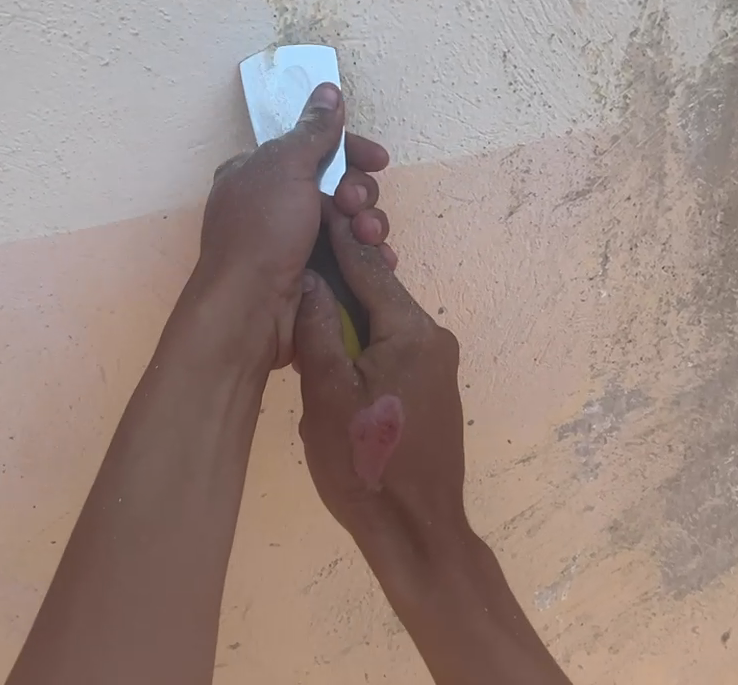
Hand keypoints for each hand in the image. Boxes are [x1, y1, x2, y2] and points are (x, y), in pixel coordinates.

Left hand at [187, 83, 393, 371]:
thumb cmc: (262, 231)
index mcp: (259, 172)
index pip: (313, 147)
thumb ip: (313, 129)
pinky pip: (351, 255)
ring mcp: (294, 242)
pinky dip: (368, 254)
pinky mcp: (313, 273)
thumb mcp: (286, 167)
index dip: (348, 150)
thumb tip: (327, 88)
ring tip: (368, 238)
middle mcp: (275, 204)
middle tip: (355, 207)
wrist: (251, 311)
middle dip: (358, 193)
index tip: (377, 159)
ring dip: (368, 224)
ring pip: (350, 221)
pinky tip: (380, 259)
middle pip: (338, 183)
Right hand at [293, 198, 465, 552]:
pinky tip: (334, 342)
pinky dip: (363, 336)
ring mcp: (437, 363)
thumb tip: (308, 278)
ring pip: (384, 318)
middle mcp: (432, 336)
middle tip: (299, 254)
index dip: (338, 237)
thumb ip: (317, 327)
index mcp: (410, 331)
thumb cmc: (365, 464)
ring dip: (349, 309)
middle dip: (340, 274)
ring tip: (307, 296)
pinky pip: (392, 344)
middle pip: (378, 290)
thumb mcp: (326, 392)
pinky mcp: (433, 386)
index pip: (367, 268)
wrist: (417, 534)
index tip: (316, 204)